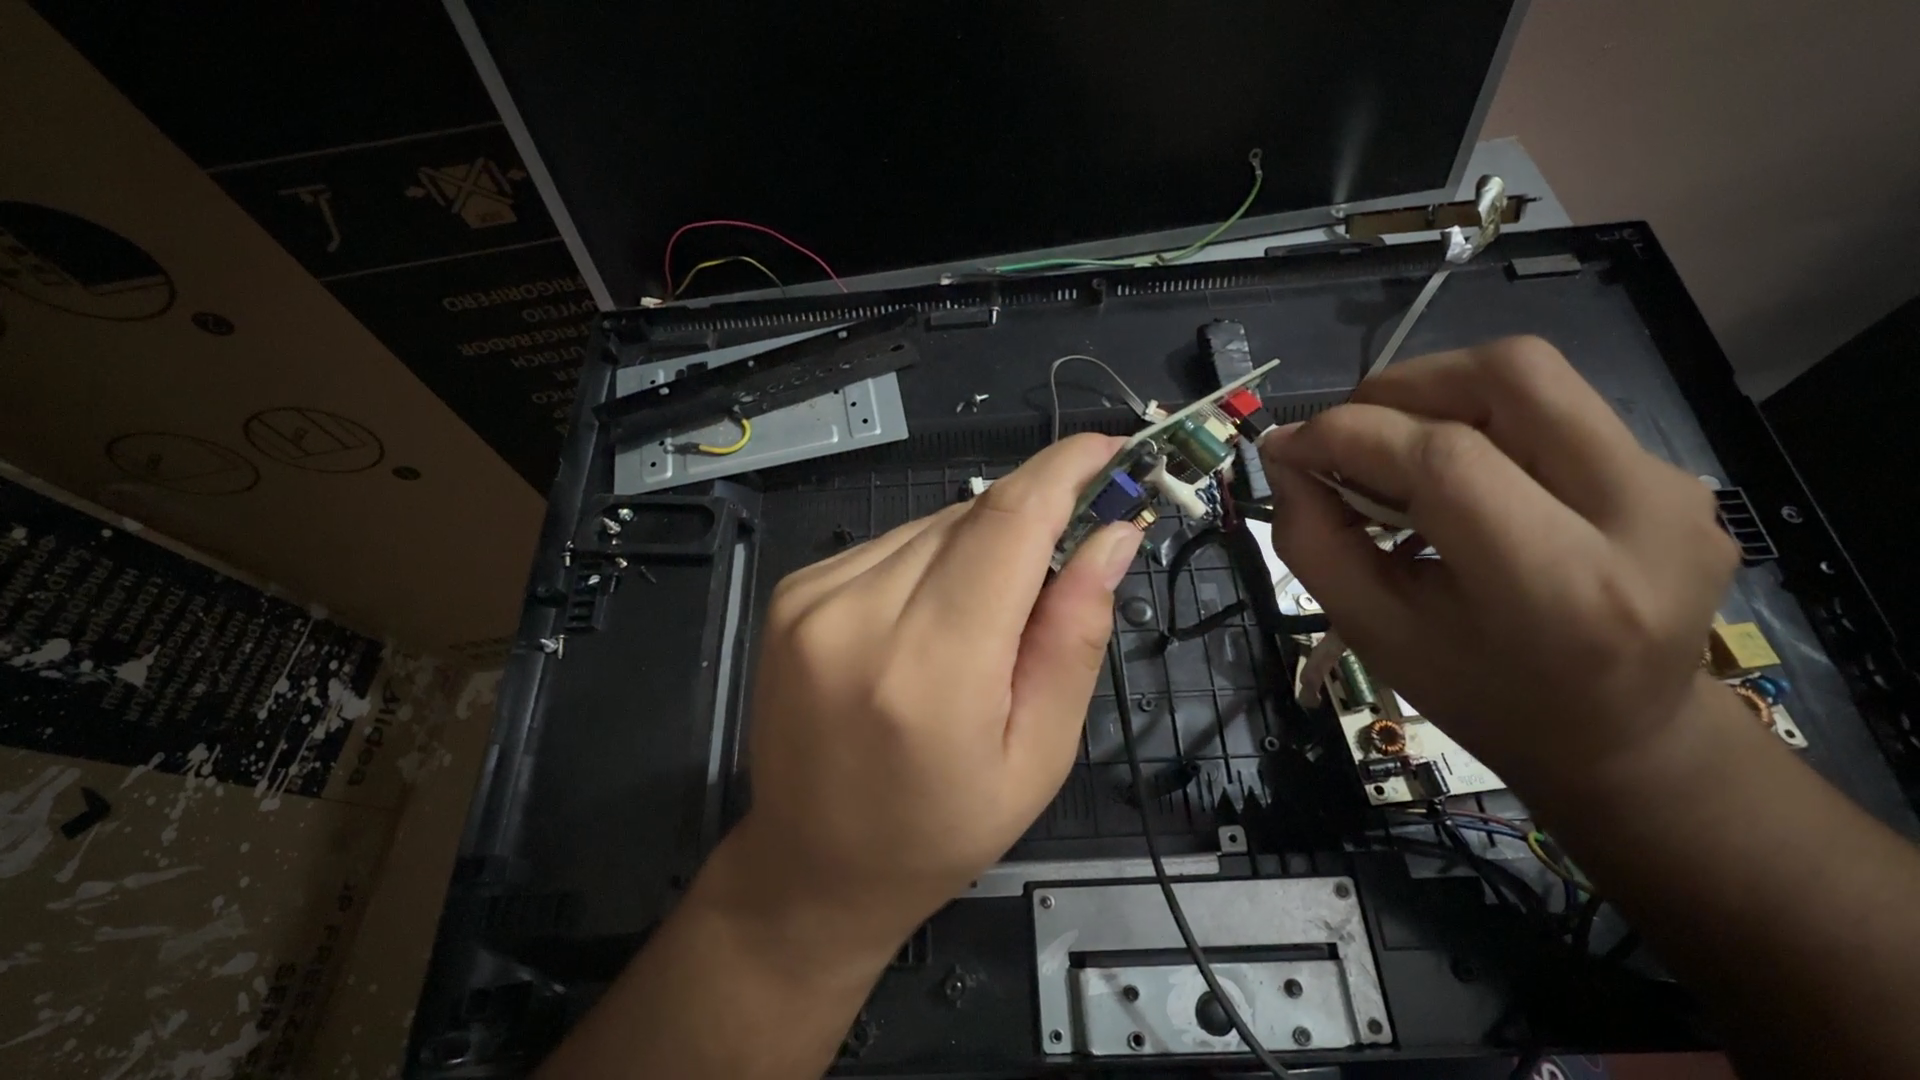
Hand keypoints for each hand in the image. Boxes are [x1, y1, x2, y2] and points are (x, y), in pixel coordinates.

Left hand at [721, 434, 1141, 952]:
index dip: (1066, 471)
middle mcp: (858, 613)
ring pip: (930, 527)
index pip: (1010, 522)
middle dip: (1032, 524)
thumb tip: (1112, 538)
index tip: (1111, 448)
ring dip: (978, 550)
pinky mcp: (792, 593)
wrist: (814, 865)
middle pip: (972, 518)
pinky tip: (928, 625)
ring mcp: (813, 597)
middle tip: (1062, 569)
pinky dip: (928, 565)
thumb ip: (1075, 636)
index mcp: (931, 666)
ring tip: (983, 626)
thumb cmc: (940, 828)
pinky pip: (888, 546)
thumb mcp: (1038, 753)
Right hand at [1259, 336, 1738, 793]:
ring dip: (1442, 397)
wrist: (1620, 737)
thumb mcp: (1376, 635)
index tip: (1287, 448)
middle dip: (1405, 386)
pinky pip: (1559, 411)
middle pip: (1513, 376)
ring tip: (1399, 452)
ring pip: (1537, 380)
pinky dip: (1485, 424)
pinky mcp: (1679, 474)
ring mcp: (1674, 489)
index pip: (1445, 460)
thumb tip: (1287, 455)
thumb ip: (1316, 543)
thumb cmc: (1481, 697)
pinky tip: (1463, 479)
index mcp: (1560, 587)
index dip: (1348, 435)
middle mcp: (1641, 518)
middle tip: (1352, 433)